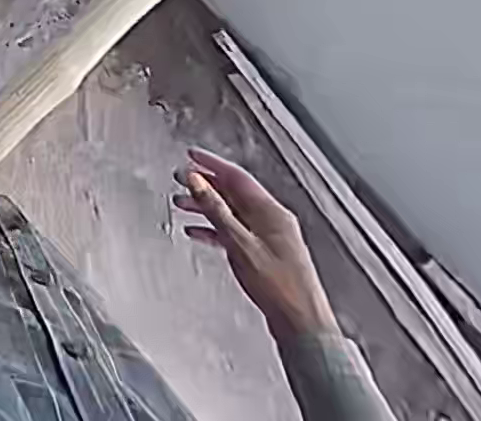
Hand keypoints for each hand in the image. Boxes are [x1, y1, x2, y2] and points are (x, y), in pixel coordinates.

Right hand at [175, 147, 340, 340]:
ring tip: (181, 202)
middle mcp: (271, 221)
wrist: (301, 326)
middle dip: (203, 184)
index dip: (211, 163)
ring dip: (204, 206)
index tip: (191, 154)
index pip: (237, 177)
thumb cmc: (279, 286)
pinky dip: (212, 227)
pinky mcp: (262, 252)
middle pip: (231, 192)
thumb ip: (215, 209)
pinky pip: (232, 230)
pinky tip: (197, 231)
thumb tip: (196, 181)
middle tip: (179, 177)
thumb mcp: (240, 242)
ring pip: (229, 211)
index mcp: (271, 213)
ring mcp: (267, 236)